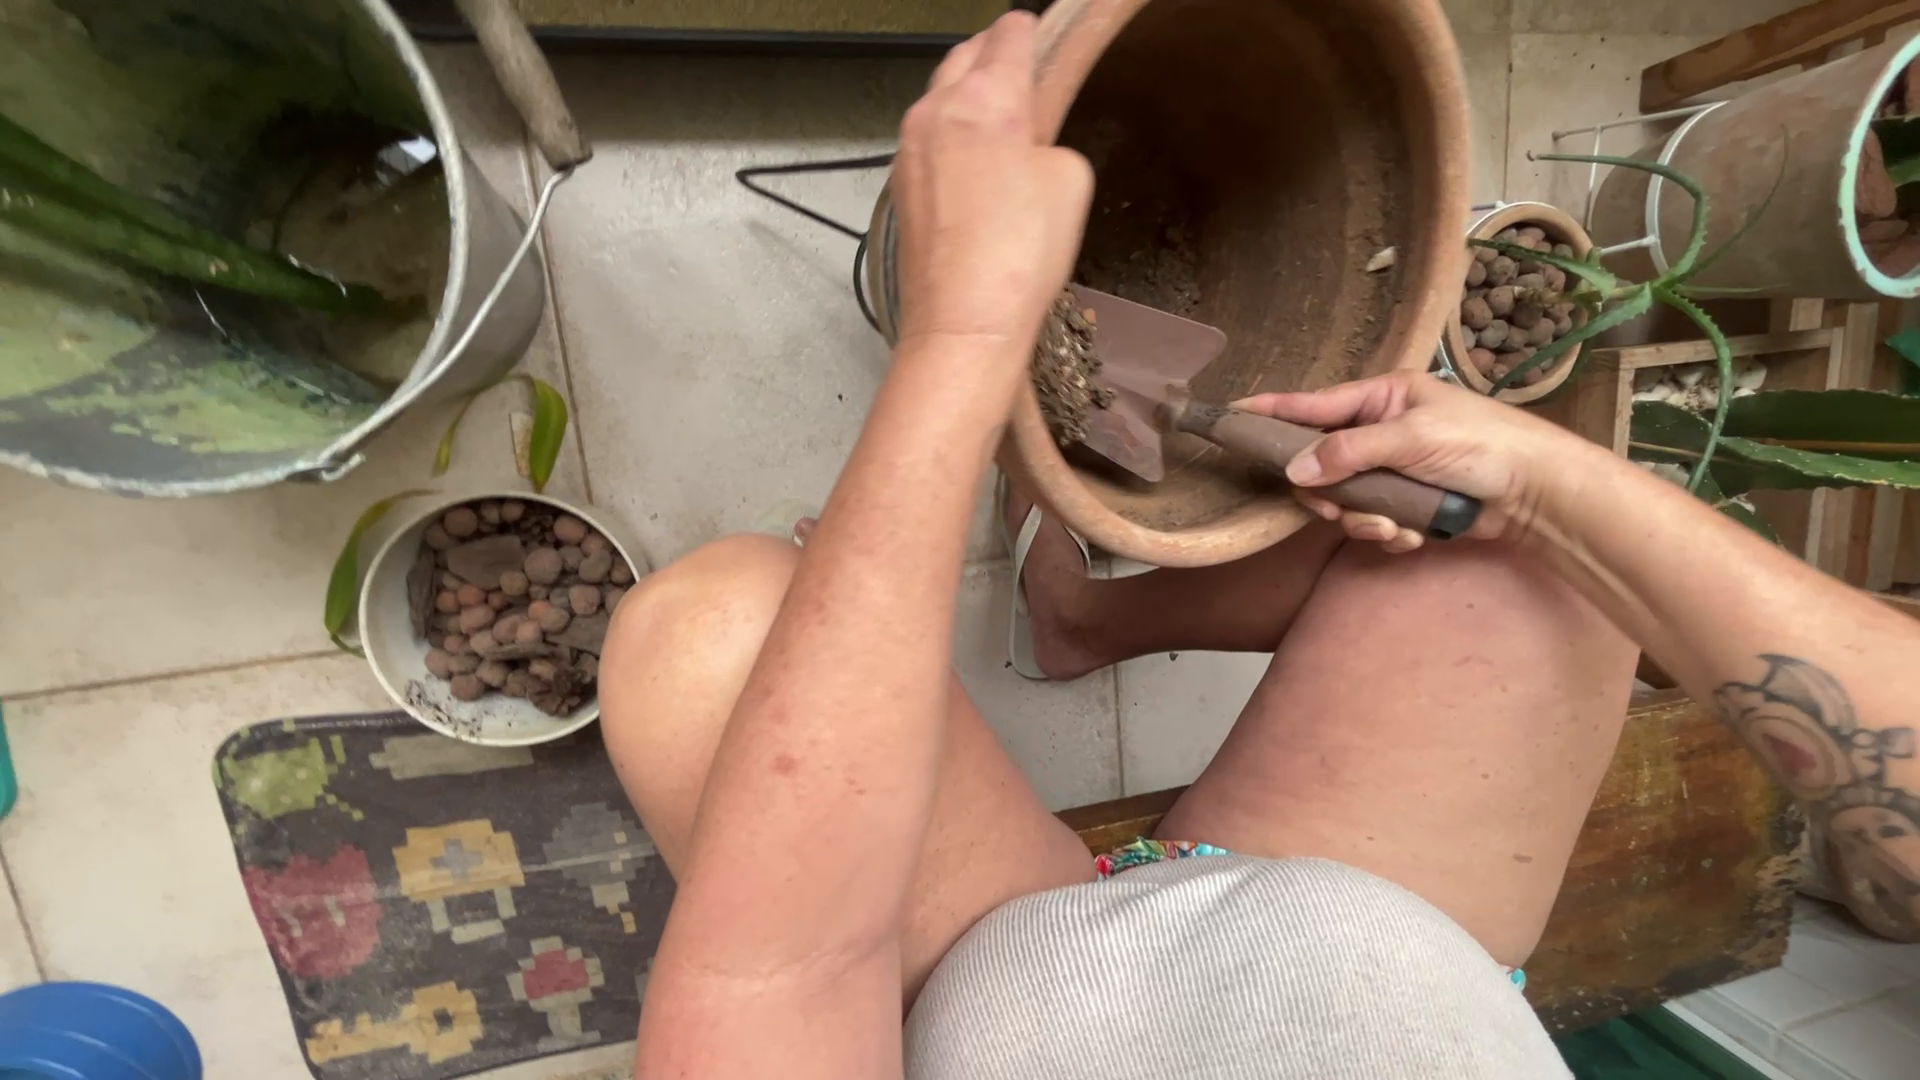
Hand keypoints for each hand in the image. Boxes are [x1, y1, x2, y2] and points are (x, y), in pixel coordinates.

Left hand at [890, 13, 1093, 361]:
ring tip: (992, 127)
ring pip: (937, 101)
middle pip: (963, 56)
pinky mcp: (898, 190)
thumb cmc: (1020, 257)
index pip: (1009, 33)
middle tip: (1017, 80)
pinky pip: (924, 145)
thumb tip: (1030, 151)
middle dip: (992, 60)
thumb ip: (1052, 143)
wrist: (963, 325)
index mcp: (987, 94)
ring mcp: (908, 151)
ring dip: (964, 101)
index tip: (1038, 43)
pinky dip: (947, 144)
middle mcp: (936, 110)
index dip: (1031, 35)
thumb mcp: (1071, 183)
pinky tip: (968, 174)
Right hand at [1234, 372, 1602, 552]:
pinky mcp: (1400, 503)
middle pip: (1317, 463)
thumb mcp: (1412, 439)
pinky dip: (1383, 533)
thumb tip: (1294, 471)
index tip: (1232, 413)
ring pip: (1339, 500)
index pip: (1312, 404)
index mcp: (1381, 399)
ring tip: (1390, 526)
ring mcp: (1387, 470)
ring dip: (1359, 519)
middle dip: (1327, 494)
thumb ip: (1348, 451)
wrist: (1539, 496)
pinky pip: (1366, 521)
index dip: (1271, 410)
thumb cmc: (1483, 447)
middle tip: (1335, 508)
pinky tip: (1409, 534)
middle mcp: (1377, 432)